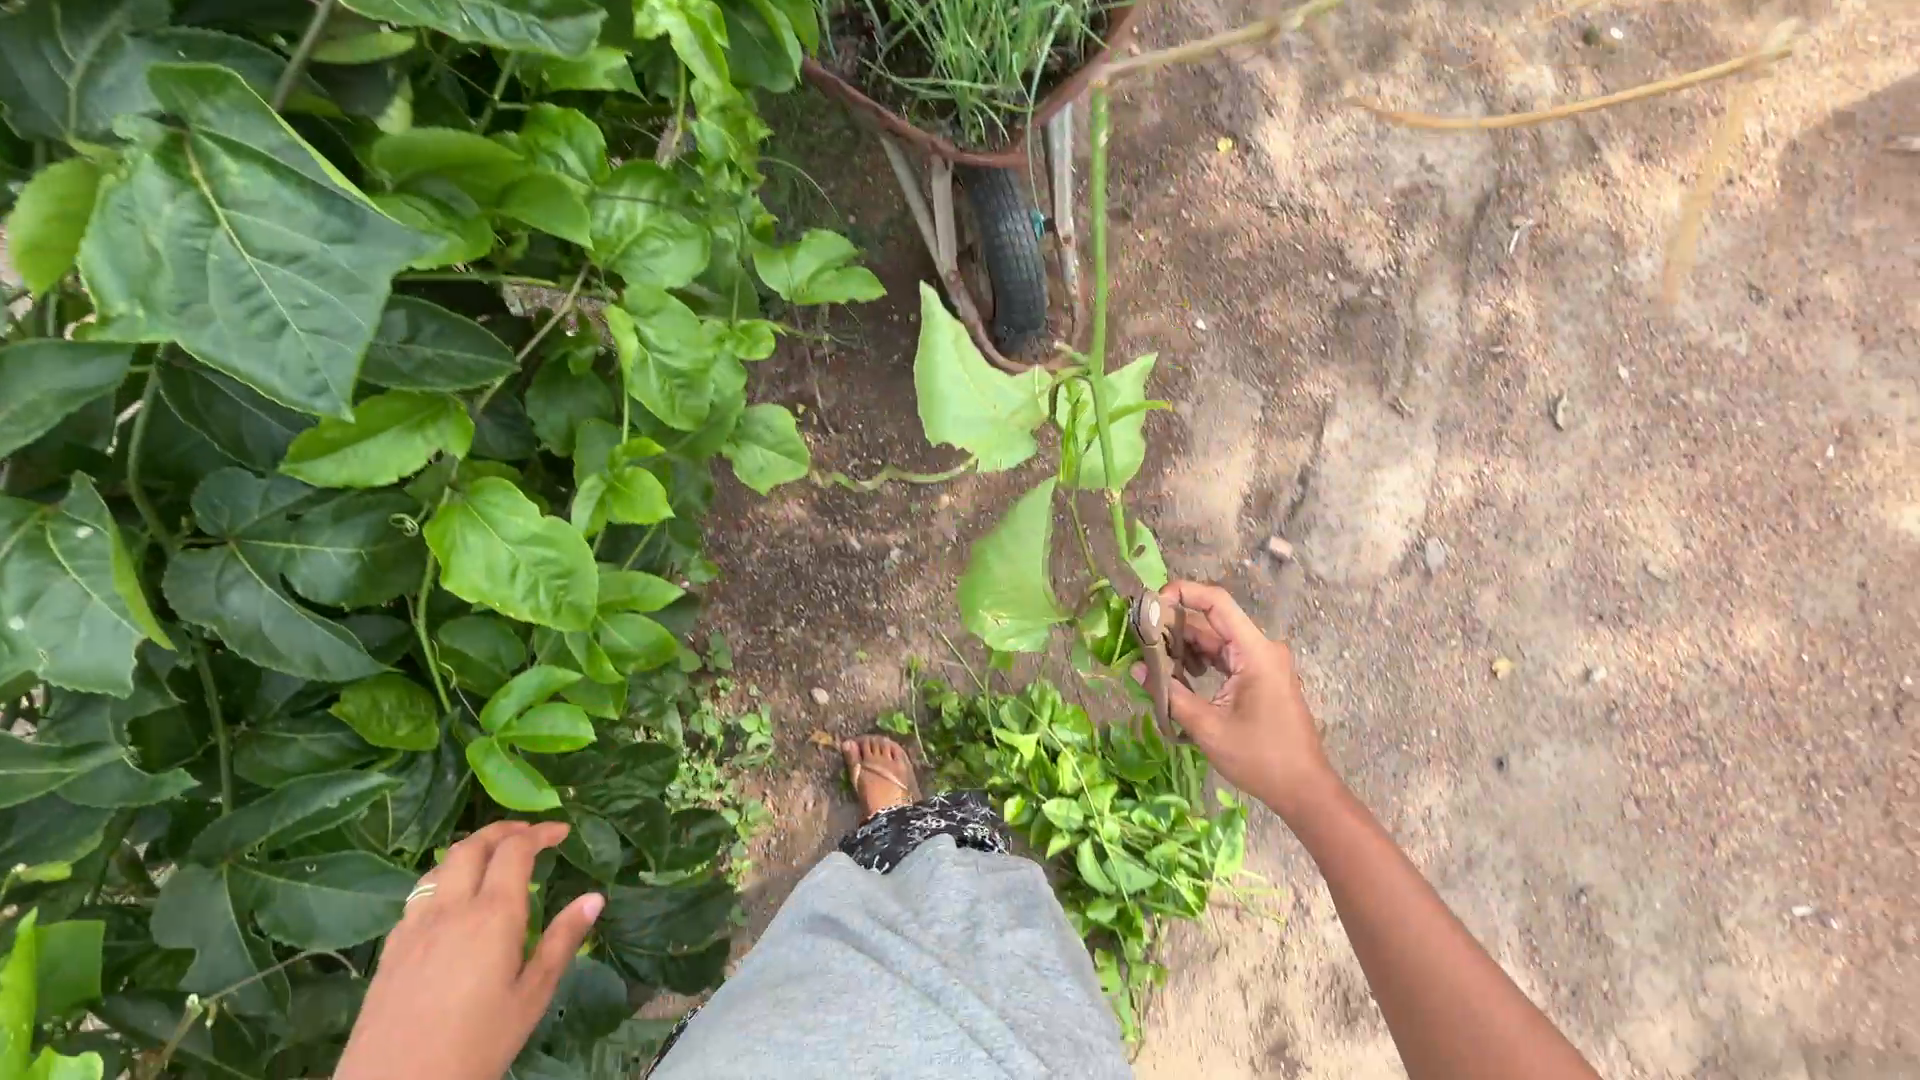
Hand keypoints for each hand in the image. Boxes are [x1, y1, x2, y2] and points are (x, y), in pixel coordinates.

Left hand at [335, 821, 604, 1079]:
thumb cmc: (476, 1044)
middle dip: (503, 830)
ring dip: (471, 849)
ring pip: (441, 866)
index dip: (541, 832)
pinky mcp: (391, 949)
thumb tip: (595, 897)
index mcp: (492, 915)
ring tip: (493, 858)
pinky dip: (444, 879)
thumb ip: (561, 941)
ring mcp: (414, 927)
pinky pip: (419, 895)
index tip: (561, 831)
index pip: (516, 850)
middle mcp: (451, 908)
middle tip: (529, 832)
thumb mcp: (532, 996)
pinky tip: (453, 903)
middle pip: (472, 846)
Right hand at [1132, 580, 1338, 820]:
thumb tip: (1137, 669)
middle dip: (1174, 626)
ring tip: (1150, 657)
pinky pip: (1224, 659)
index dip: (1183, 594)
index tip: (1151, 604)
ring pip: (1216, 642)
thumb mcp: (1207, 727)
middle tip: (1139, 636)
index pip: (1216, 603)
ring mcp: (1262, 664)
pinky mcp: (1259, 679)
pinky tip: (1174, 674)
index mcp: (1255, 652)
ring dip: (1184, 647)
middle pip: (1212, 623)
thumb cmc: (1259, 757)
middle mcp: (1261, 650)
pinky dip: (1199, 662)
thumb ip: (1170, 694)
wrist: (1303, 789)